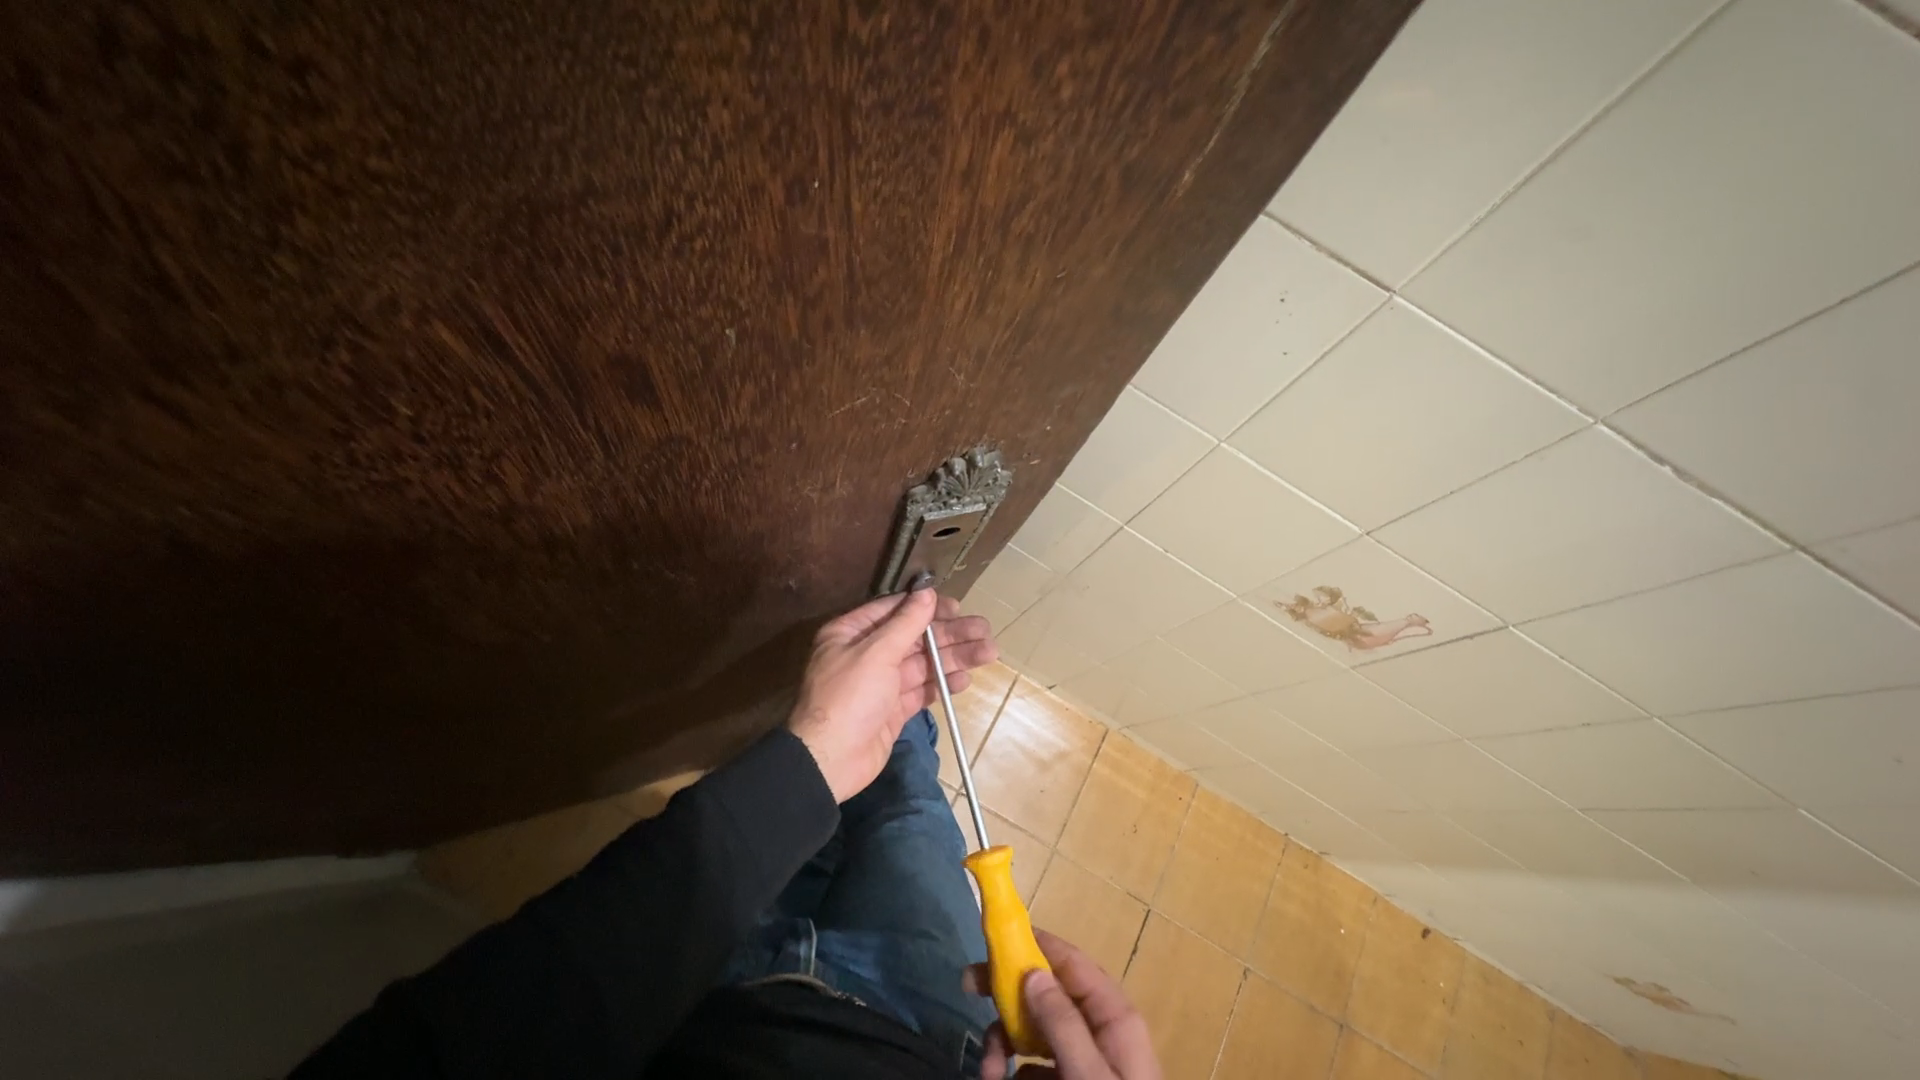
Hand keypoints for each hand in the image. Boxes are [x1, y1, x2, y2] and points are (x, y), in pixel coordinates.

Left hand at [788, 589, 996, 802]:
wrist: (830, 760)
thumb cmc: (849, 697)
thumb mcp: (876, 653)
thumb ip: (906, 623)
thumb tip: (927, 591)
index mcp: (851, 633)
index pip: (894, 610)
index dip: (926, 607)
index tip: (957, 607)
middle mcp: (865, 654)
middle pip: (914, 637)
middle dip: (950, 634)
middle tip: (984, 630)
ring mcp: (880, 684)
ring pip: (922, 664)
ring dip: (954, 658)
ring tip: (988, 652)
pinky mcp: (892, 710)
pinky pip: (921, 690)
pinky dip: (943, 684)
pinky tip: (966, 679)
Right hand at [972, 930, 1161, 1079]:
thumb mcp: (1088, 1076)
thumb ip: (1062, 1023)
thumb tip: (1033, 971)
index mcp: (1114, 1018)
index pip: (1072, 963)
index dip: (1035, 943)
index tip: (993, 937)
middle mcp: (1101, 1032)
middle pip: (1048, 993)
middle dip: (1007, 993)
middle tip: (968, 987)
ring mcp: (1086, 1062)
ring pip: (1036, 1031)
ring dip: (1003, 1041)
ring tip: (985, 1070)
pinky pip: (1036, 1066)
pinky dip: (1014, 1070)